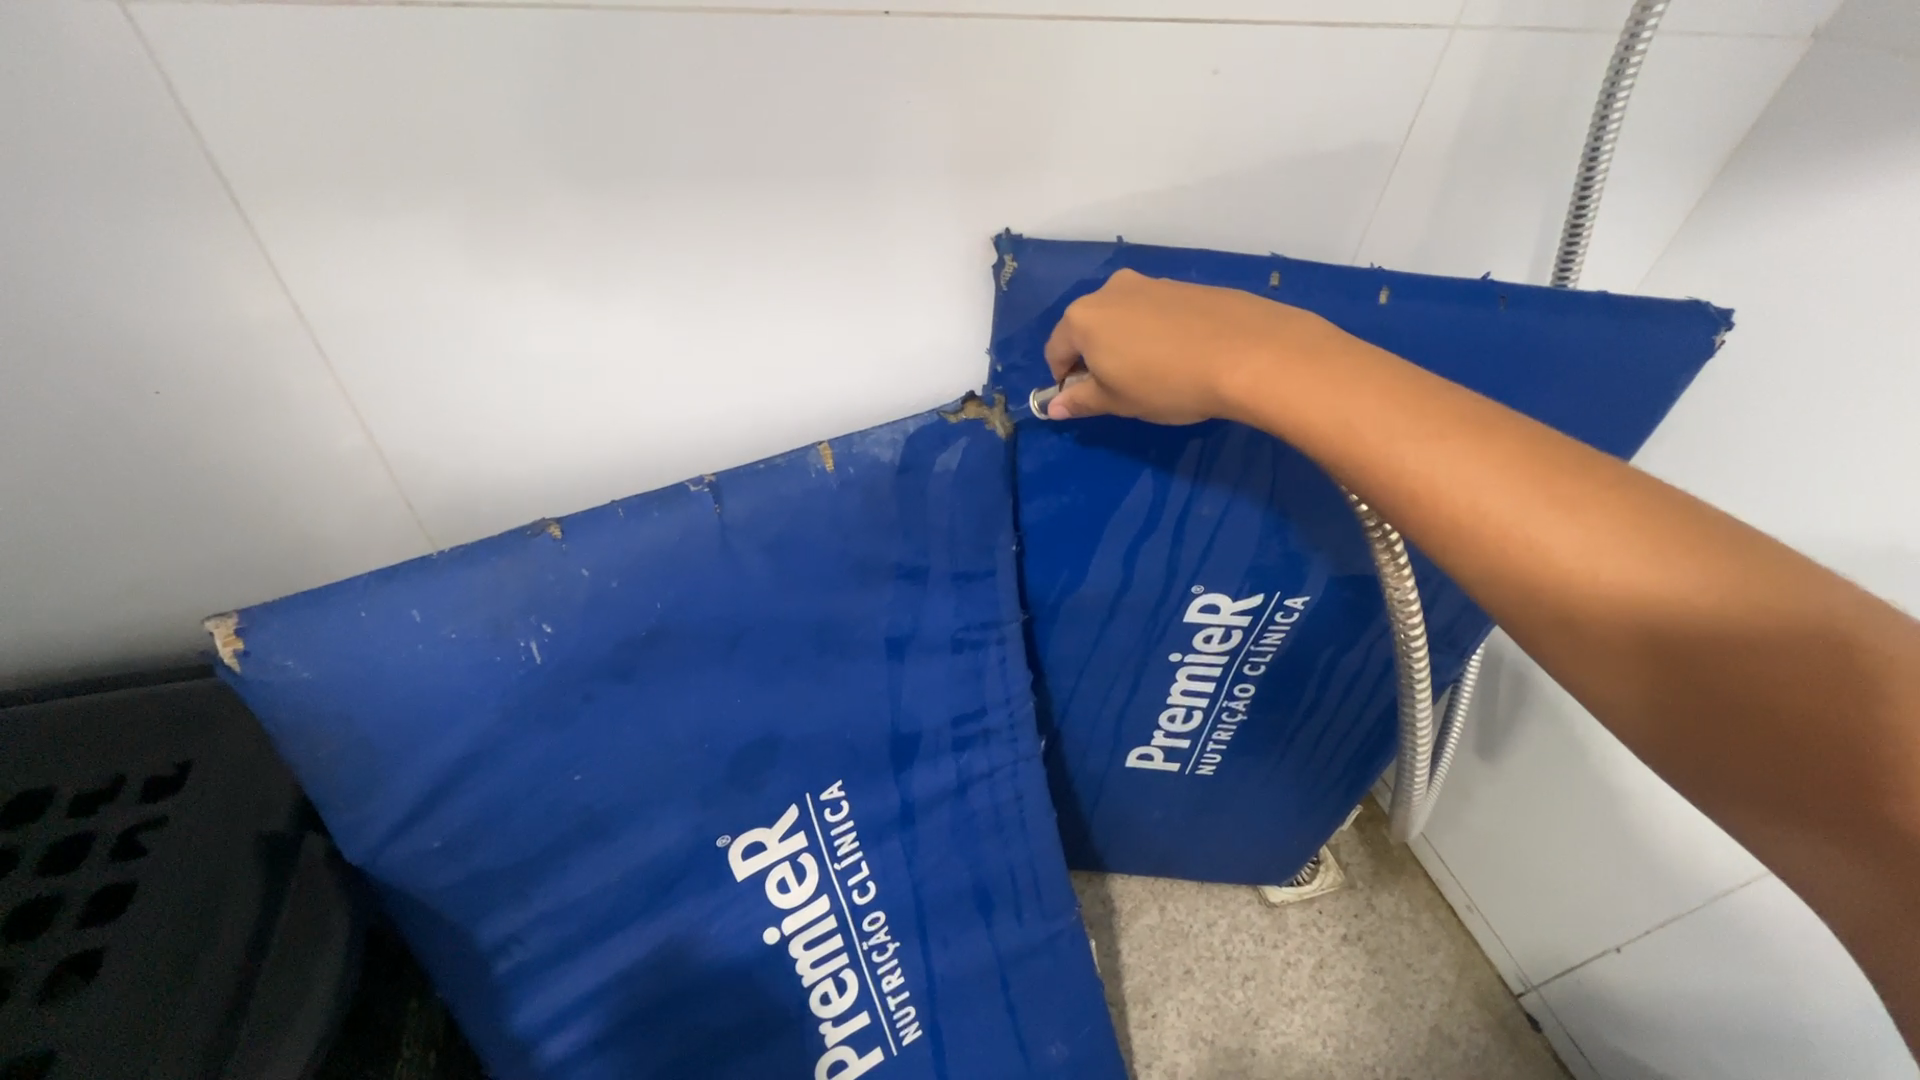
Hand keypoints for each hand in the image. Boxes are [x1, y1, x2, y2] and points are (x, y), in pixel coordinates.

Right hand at [1042, 268, 1359, 424]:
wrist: (1248, 352)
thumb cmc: (1166, 383)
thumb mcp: (1117, 401)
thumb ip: (1081, 401)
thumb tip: (1054, 407)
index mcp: (1082, 318)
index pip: (1054, 350)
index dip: (1063, 380)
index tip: (1085, 400)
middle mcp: (1109, 291)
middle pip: (1086, 328)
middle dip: (1093, 358)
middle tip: (1119, 389)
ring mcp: (1149, 283)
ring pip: (1121, 318)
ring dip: (1124, 344)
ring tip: (1154, 373)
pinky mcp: (1183, 286)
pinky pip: (1153, 312)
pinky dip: (1154, 333)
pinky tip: (1180, 356)